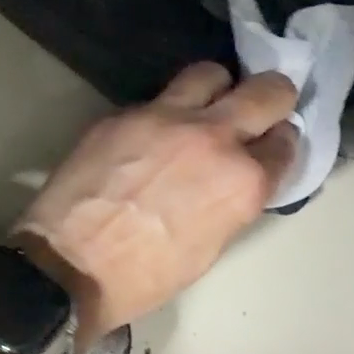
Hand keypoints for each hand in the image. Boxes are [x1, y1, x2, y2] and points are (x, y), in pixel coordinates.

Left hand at [17, 63, 297, 347]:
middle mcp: (212, 138)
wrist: (66, 266)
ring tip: (199, 111)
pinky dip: (159, 114)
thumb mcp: (208, 248)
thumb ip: (231, 201)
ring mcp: (163, 118)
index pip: (286, 145)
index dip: (277, 148)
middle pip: (267, 91)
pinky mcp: (120, 114)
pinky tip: (145, 138)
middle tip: (255, 113)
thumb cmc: (142, 278)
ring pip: (208, 75)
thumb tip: (232, 180)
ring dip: (214, 90)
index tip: (266, 150)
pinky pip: (154, 100)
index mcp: (242, 182)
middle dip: (270, 99)